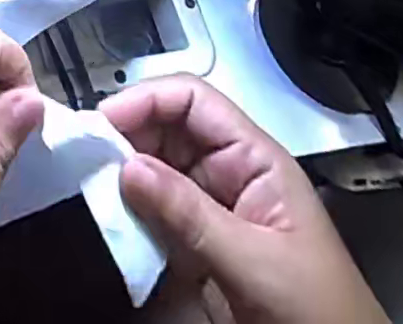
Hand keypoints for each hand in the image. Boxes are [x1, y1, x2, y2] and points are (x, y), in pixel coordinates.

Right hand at [100, 76, 387, 323]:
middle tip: (86, 156)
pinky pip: (159, 211)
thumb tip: (128, 167)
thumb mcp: (255, 261)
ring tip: (91, 185)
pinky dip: (133, 211)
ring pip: (160, 167)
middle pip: (171, 128)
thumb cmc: (316, 308)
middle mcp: (230, 169)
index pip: (194, 100)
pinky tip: (112, 220)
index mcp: (253, 155)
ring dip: (127, 172)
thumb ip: (191, 215)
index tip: (104, 121)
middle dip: (130, 133)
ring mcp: (214, 205)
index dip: (149, 99)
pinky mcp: (201, 242)